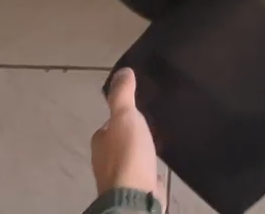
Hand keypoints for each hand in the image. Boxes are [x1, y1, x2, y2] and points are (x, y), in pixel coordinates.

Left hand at [91, 69, 161, 197]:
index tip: (140, 106)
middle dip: (134, 131)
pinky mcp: (136, 185)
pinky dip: (151, 162)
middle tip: (154, 118)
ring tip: (162, 135)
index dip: (123, 114)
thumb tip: (122, 70)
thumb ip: (123, 95)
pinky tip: (162, 157)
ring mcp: (121, 174)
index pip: (109, 123)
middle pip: (121, 139)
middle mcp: (106, 159)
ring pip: (132, 153)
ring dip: (143, 147)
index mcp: (101, 141)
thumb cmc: (127, 153)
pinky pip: (144, 168)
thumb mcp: (125, 117)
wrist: (136, 194)